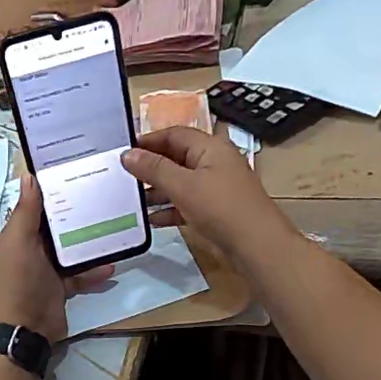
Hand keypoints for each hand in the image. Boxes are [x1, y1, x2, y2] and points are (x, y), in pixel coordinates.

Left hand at [0, 172, 114, 343]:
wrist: (26, 329)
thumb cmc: (20, 282)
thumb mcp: (20, 242)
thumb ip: (26, 211)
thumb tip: (28, 176)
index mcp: (19, 235)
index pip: (36, 206)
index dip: (53, 189)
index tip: (77, 170)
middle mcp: (32, 248)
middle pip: (57, 226)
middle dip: (77, 213)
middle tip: (104, 195)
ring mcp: (47, 269)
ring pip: (72, 249)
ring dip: (90, 241)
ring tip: (113, 226)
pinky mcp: (61, 286)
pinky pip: (80, 273)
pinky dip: (94, 270)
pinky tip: (111, 264)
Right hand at [122, 128, 298, 263]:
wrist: (257, 245)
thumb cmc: (220, 208)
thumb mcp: (183, 186)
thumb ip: (153, 169)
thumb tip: (127, 154)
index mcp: (210, 148)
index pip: (174, 134)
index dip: (148, 140)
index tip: (123, 151)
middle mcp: (214, 163)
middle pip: (176, 158)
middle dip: (151, 167)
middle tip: (124, 177)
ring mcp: (216, 187)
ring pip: (181, 182)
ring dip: (158, 190)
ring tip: (133, 200)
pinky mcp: (215, 210)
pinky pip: (187, 204)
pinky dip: (170, 209)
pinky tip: (152, 219)